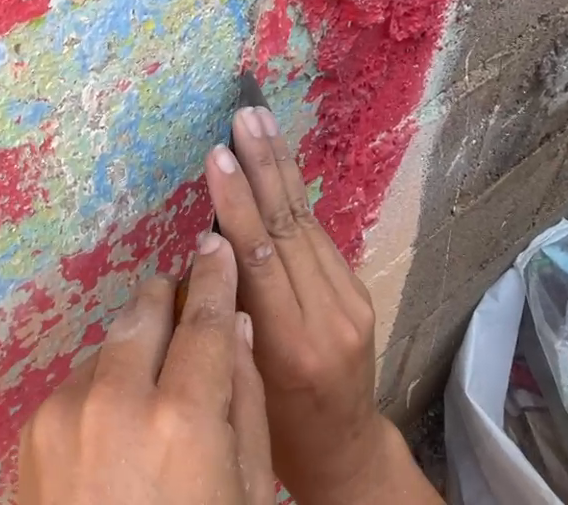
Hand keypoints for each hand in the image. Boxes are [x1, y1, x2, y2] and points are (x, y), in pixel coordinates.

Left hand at [18, 231, 275, 504]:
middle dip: (169, 299)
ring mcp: (66, 410)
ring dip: (135, 350)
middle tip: (185, 299)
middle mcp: (117, 400)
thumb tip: (236, 328)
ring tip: (151, 391)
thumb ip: (245, 404)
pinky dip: (102, 389)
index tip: (215, 244)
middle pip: (147, 310)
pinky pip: (80, 382)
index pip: (205, 320)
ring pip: (112, 346)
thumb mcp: (246, 493)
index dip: (214, 278)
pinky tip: (114, 431)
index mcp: (183, 421)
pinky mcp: (34, 425)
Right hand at [206, 107, 443, 504]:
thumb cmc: (273, 425)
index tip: (219, 156)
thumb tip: (209, 243)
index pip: (261, 258)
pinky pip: (318, 236)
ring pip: (307, 222)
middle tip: (245, 117)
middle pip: (290, 227)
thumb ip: (228, 312)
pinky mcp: (358, 291)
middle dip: (264, 166)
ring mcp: (351, 301)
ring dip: (280, 167)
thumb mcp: (240, 378)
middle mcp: (329, 316)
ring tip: (261, 121)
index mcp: (291, 345)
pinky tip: (276, 162)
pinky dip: (292, 195)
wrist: (344, 450)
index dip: (238, 203)